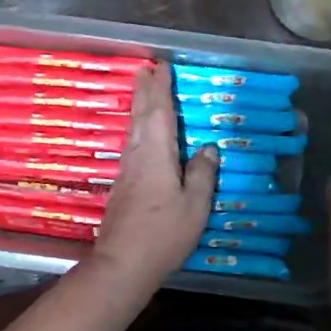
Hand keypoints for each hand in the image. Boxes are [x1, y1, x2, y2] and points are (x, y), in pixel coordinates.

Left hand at [93, 63, 216, 292]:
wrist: (122, 264)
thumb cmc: (164, 235)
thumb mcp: (194, 206)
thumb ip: (202, 174)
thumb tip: (209, 147)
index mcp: (156, 156)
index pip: (158, 113)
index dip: (160, 88)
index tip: (161, 66)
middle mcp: (136, 157)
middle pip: (139, 117)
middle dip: (143, 91)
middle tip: (144, 68)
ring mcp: (126, 173)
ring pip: (132, 131)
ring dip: (138, 109)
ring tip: (142, 93)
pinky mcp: (121, 189)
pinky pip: (131, 148)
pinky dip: (137, 132)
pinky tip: (140, 138)